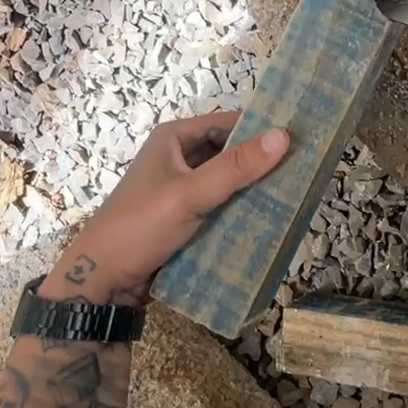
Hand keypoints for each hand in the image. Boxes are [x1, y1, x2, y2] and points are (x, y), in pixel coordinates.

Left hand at [40, 111, 288, 303]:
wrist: (102, 285)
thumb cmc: (140, 226)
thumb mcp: (190, 193)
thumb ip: (237, 166)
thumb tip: (284, 135)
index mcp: (173, 139)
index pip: (227, 122)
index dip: (260, 127)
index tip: (300, 134)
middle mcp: (178, 159)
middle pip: (230, 153)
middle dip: (261, 161)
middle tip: (305, 166)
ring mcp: (182, 191)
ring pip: (228, 182)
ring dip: (254, 189)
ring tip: (297, 192)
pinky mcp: (186, 219)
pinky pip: (222, 207)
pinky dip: (242, 211)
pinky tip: (271, 218)